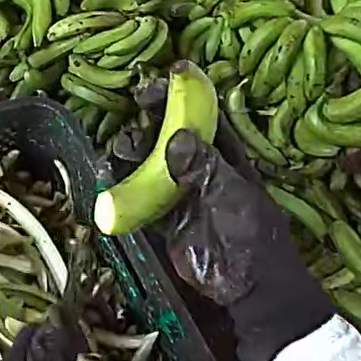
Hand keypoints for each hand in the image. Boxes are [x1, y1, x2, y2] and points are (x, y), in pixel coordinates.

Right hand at [112, 84, 335, 360]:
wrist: (247, 288)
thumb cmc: (252, 235)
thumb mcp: (233, 196)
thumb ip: (204, 167)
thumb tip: (174, 137)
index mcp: (224, 155)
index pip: (203, 115)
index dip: (186, 93)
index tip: (168, 73)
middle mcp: (197, 166)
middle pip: (167, 132)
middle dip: (151, 116)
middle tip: (137, 103)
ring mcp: (177, 190)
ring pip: (146, 161)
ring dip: (131, 150)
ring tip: (122, 149)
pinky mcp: (161, 216)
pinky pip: (136, 195)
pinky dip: (121, 186)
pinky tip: (108, 176)